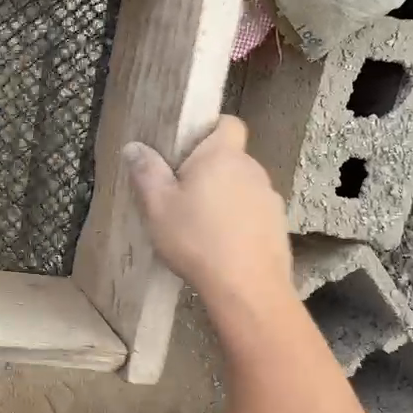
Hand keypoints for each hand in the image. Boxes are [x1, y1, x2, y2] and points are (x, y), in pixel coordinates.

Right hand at [123, 116, 291, 309]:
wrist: (247, 289)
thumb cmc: (196, 239)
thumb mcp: (157, 205)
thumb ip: (146, 171)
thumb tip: (134, 146)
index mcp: (221, 157)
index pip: (228, 123)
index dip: (209, 128)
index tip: (186, 146)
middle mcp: (252, 170)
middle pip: (230, 156)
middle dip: (207, 167)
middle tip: (178, 190)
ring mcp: (270, 199)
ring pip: (241, 184)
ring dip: (222, 193)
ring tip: (197, 221)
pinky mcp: (278, 226)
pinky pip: (252, 210)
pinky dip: (237, 217)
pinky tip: (219, 241)